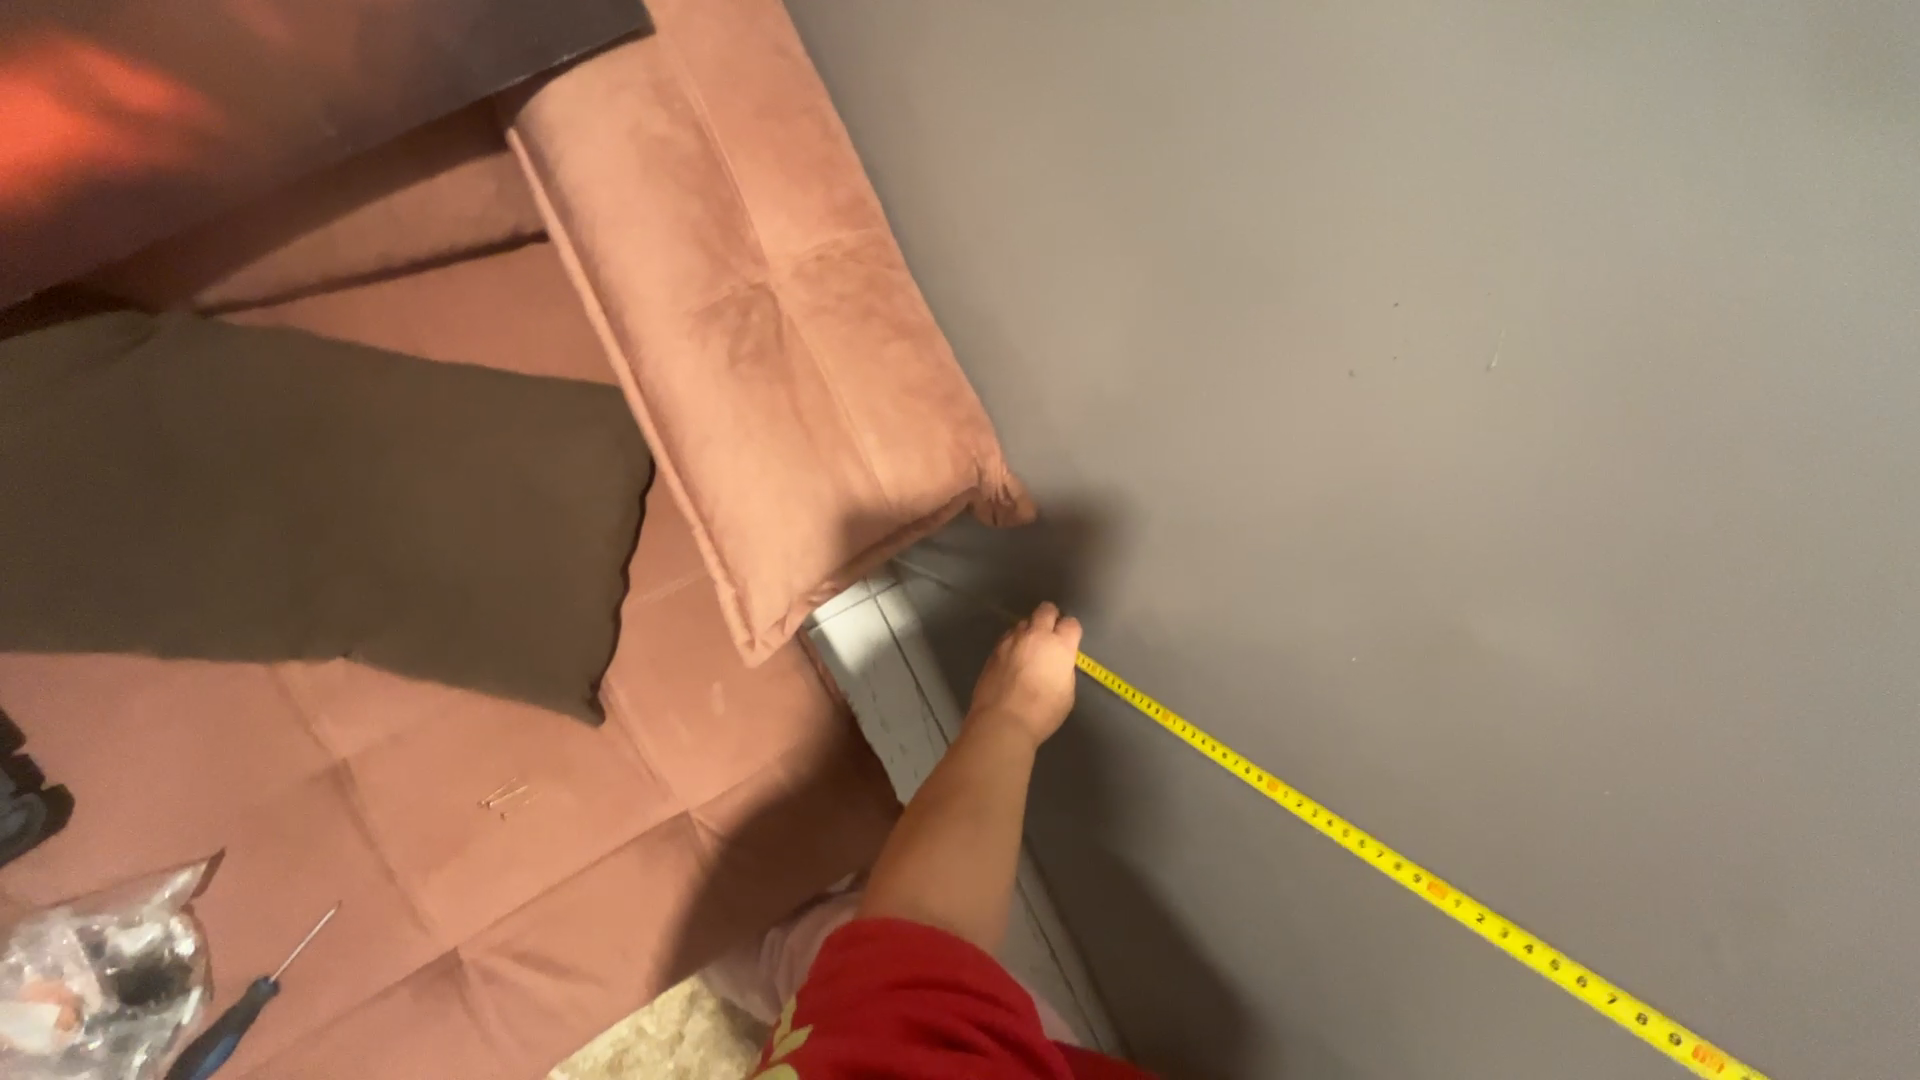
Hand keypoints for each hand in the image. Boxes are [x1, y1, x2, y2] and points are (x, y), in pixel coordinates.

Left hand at [968, 602, 1082, 746]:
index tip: (1069, 641)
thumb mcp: (1066, 693)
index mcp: (1059, 646)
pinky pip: (1008, 637)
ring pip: (1023, 622)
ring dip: (1029, 631)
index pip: (1071, 624)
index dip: (1071, 631)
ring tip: (1027, 649)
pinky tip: (1012, 659)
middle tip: (1049, 634)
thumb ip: (1064, 670)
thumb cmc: (1042, 712)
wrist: (1002, 720)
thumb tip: (1058, 663)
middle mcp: (1035, 636)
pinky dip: (1013, 643)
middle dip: (1050, 617)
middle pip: (1045, 609)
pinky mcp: (994, 649)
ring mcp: (1012, 640)